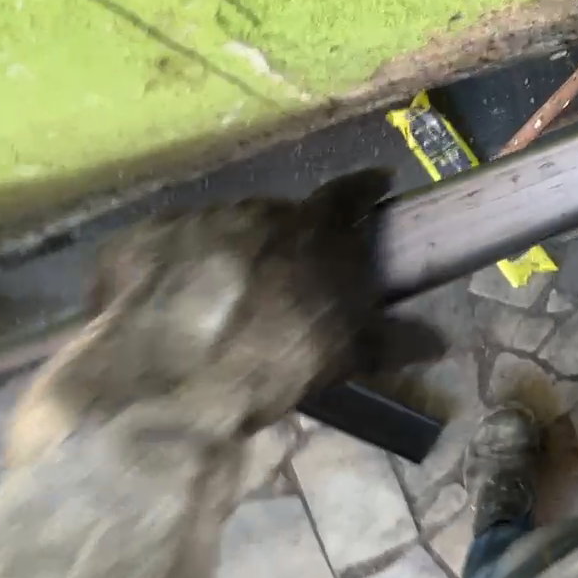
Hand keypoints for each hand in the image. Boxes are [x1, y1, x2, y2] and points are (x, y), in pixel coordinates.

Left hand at [8, 171, 440, 463]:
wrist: (161, 391)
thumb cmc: (274, 364)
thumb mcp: (348, 357)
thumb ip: (396, 342)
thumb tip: (443, 343)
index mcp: (317, 229)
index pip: (352, 192)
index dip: (366, 189)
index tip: (378, 185)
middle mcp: (259, 211)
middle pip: (284, 214)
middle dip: (291, 236)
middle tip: (291, 272)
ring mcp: (192, 223)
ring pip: (224, 227)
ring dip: (233, 250)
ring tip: (225, 294)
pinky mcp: (134, 243)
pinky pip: (166, 245)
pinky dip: (174, 265)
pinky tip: (172, 303)